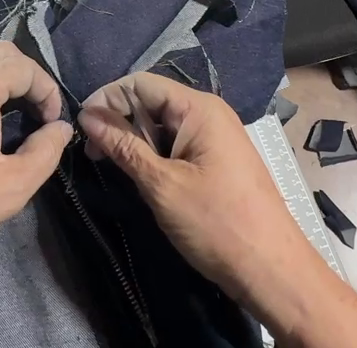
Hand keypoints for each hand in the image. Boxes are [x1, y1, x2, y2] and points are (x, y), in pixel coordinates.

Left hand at [0, 41, 73, 265]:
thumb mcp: (13, 186)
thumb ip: (46, 151)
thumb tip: (61, 128)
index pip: (23, 67)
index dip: (47, 90)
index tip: (53, 122)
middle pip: (2, 51)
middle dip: (28, 76)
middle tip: (39, 111)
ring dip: (4, 74)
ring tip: (18, 108)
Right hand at [79, 73, 356, 347]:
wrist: (275, 273)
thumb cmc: (217, 224)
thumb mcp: (161, 185)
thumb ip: (123, 146)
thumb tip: (87, 116)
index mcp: (199, 108)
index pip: (141, 83)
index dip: (107, 98)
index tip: (81, 126)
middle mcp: (208, 113)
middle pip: (151, 101)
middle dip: (118, 120)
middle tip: (92, 152)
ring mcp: (215, 136)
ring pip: (162, 124)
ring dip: (134, 140)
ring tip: (111, 165)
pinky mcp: (217, 159)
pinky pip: (176, 143)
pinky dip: (153, 154)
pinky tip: (140, 175)